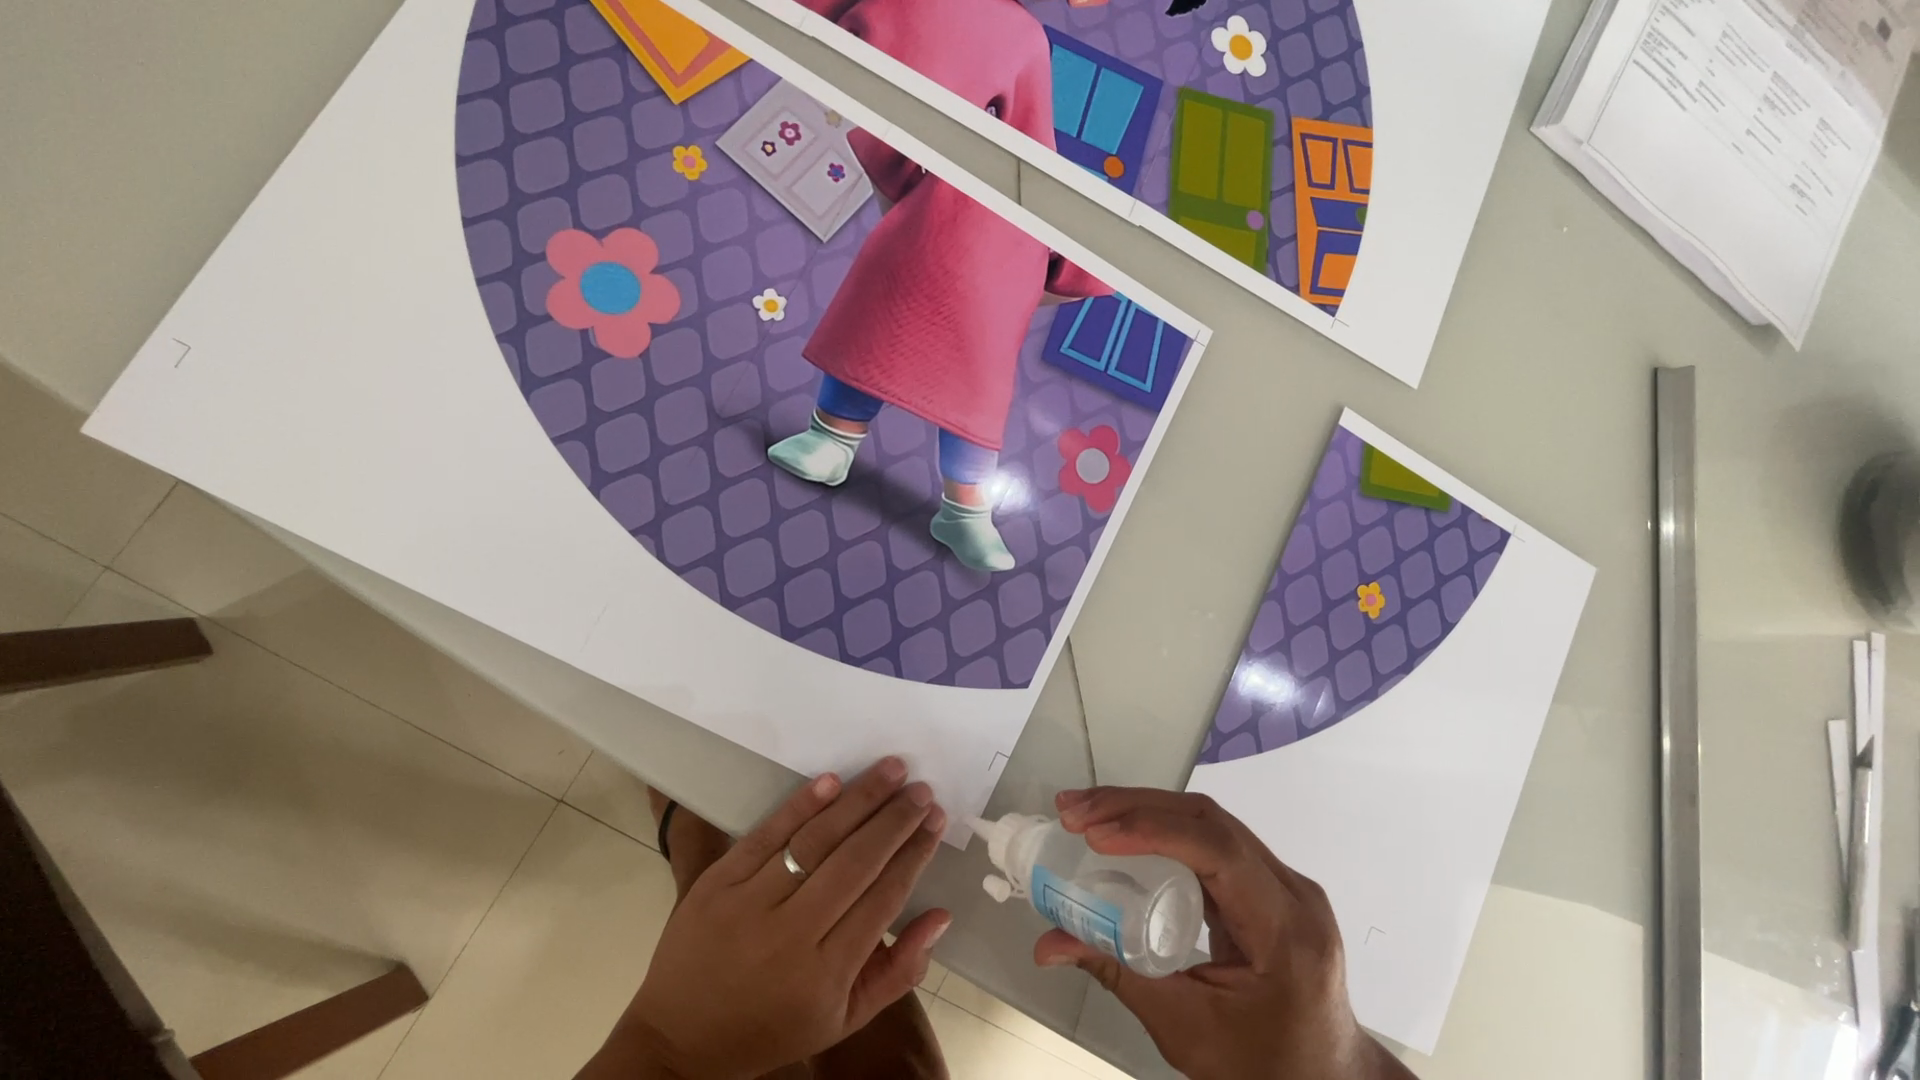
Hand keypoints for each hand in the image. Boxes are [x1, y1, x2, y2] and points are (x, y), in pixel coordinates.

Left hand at [586, 758, 950, 1079]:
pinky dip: (800, 805)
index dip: (914, 854)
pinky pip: (766, 836)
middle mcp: (792, 935)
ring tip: (890, 770)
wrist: (679, 1039)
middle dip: (894, 820)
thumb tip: (941, 915)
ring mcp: (750, 905)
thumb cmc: (772, 1028)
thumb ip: (898, 971)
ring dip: (858, 800)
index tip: (935, 819)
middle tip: (922, 788)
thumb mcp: (843, 1018)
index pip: (884, 898)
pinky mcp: (717, 883)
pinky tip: (832, 780)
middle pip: (855, 862)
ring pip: (815, 841)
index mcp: (827, 973)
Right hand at [1033, 788, 1412, 1079]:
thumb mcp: (1185, 1028)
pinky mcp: (1269, 885)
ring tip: (1085, 813)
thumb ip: (1117, 974)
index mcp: (1285, 929)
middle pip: (1211, 822)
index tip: (1093, 836)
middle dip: (1135, 808)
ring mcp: (1285, 884)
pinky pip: (1213, 840)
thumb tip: (1046, 944)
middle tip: (1072, 813)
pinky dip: (1163, 828)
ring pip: (1211, 822)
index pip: (1218, 852)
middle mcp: (1293, 891)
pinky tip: (1124, 831)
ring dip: (1145, 810)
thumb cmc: (1260, 1066)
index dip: (1152, 831)